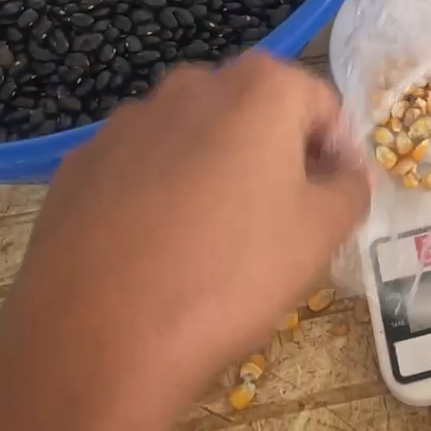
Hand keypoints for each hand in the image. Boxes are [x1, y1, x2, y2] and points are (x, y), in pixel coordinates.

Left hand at [0, 53, 372, 430]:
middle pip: (256, 111)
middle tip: (280, 219)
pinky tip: (157, 249)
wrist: (92, 345)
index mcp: (259, 88)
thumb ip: (351, 187)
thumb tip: (344, 172)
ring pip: (196, 137)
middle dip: (276, 154)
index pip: (322, 103)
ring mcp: (127, 122)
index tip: (333, 200)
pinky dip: (160, 192)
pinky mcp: (80, 164)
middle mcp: (191, 85)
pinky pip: (142, 166)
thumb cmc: (229, 275)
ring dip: (216, 170)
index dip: (336, 151)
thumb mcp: (321, 233)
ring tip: (213, 240)